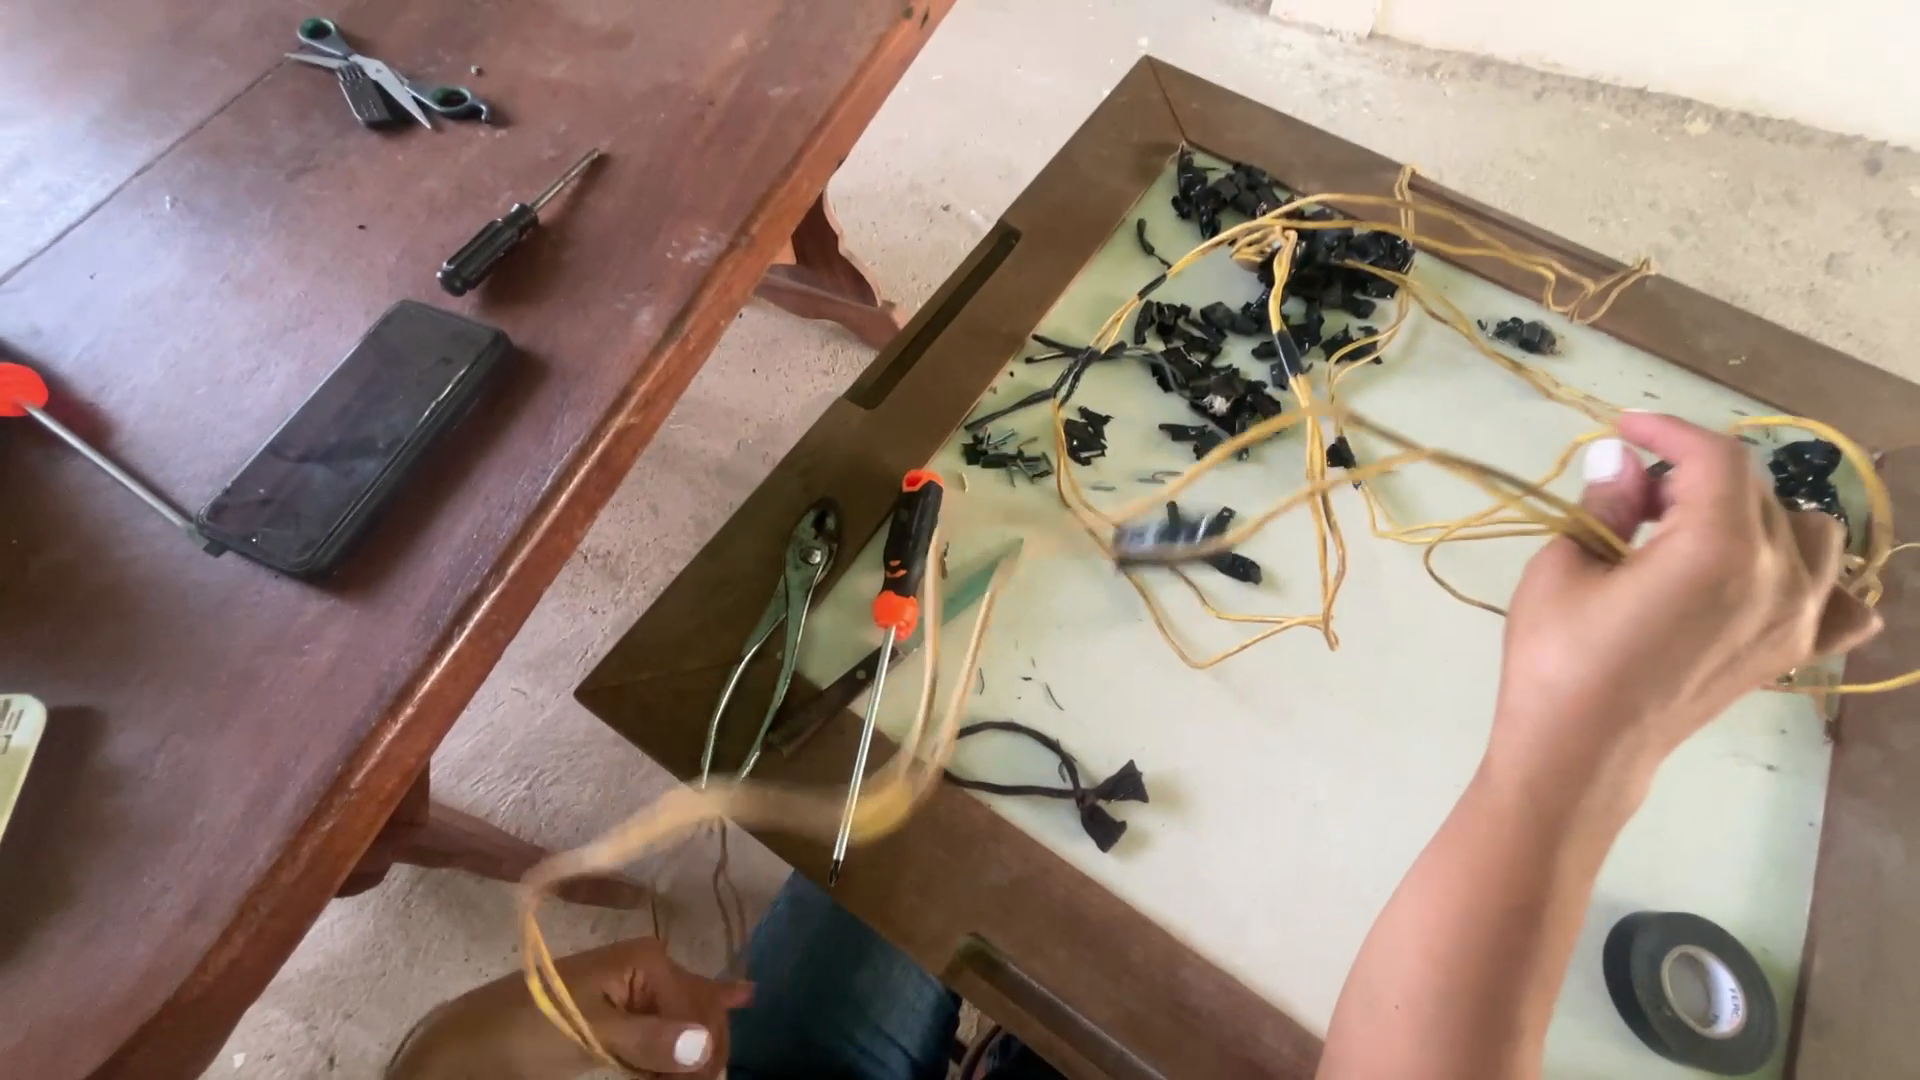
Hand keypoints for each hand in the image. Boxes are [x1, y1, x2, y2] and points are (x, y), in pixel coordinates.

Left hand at [390, 938, 751, 1079]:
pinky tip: (743, 996)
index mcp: (650, 961)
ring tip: (712, 1071)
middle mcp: (653, 967)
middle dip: (705, 1051)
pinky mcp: (625, 1008)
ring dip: (700, 1046)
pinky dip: (701, 1014)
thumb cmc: (527, 1032)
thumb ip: (647, 1043)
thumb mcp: (587, 1038)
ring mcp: (639, 987)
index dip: (706, 1055)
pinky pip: (674, 1012)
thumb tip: (703, 1049)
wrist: (465, 1043)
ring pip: (689, 1017)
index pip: (699, 1010)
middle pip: (700, 1012)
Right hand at [1491, 412, 1881, 802]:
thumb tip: (1620, 461)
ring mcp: (1801, 617)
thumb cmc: (1555, 654)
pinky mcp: (1797, 651)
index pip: (1715, 460)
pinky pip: (1843, 598)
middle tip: (1628, 490)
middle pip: (1756, 491)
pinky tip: (1764, 579)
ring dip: (1754, 514)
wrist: (1580, 745)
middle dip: (1691, 475)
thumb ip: (1605, 507)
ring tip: (1690, 531)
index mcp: (1715, 548)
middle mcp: (1780, 575)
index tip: (1623, 427)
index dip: (1668, 431)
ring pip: (1811, 532)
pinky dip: (1813, 575)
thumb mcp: (1562, 569)